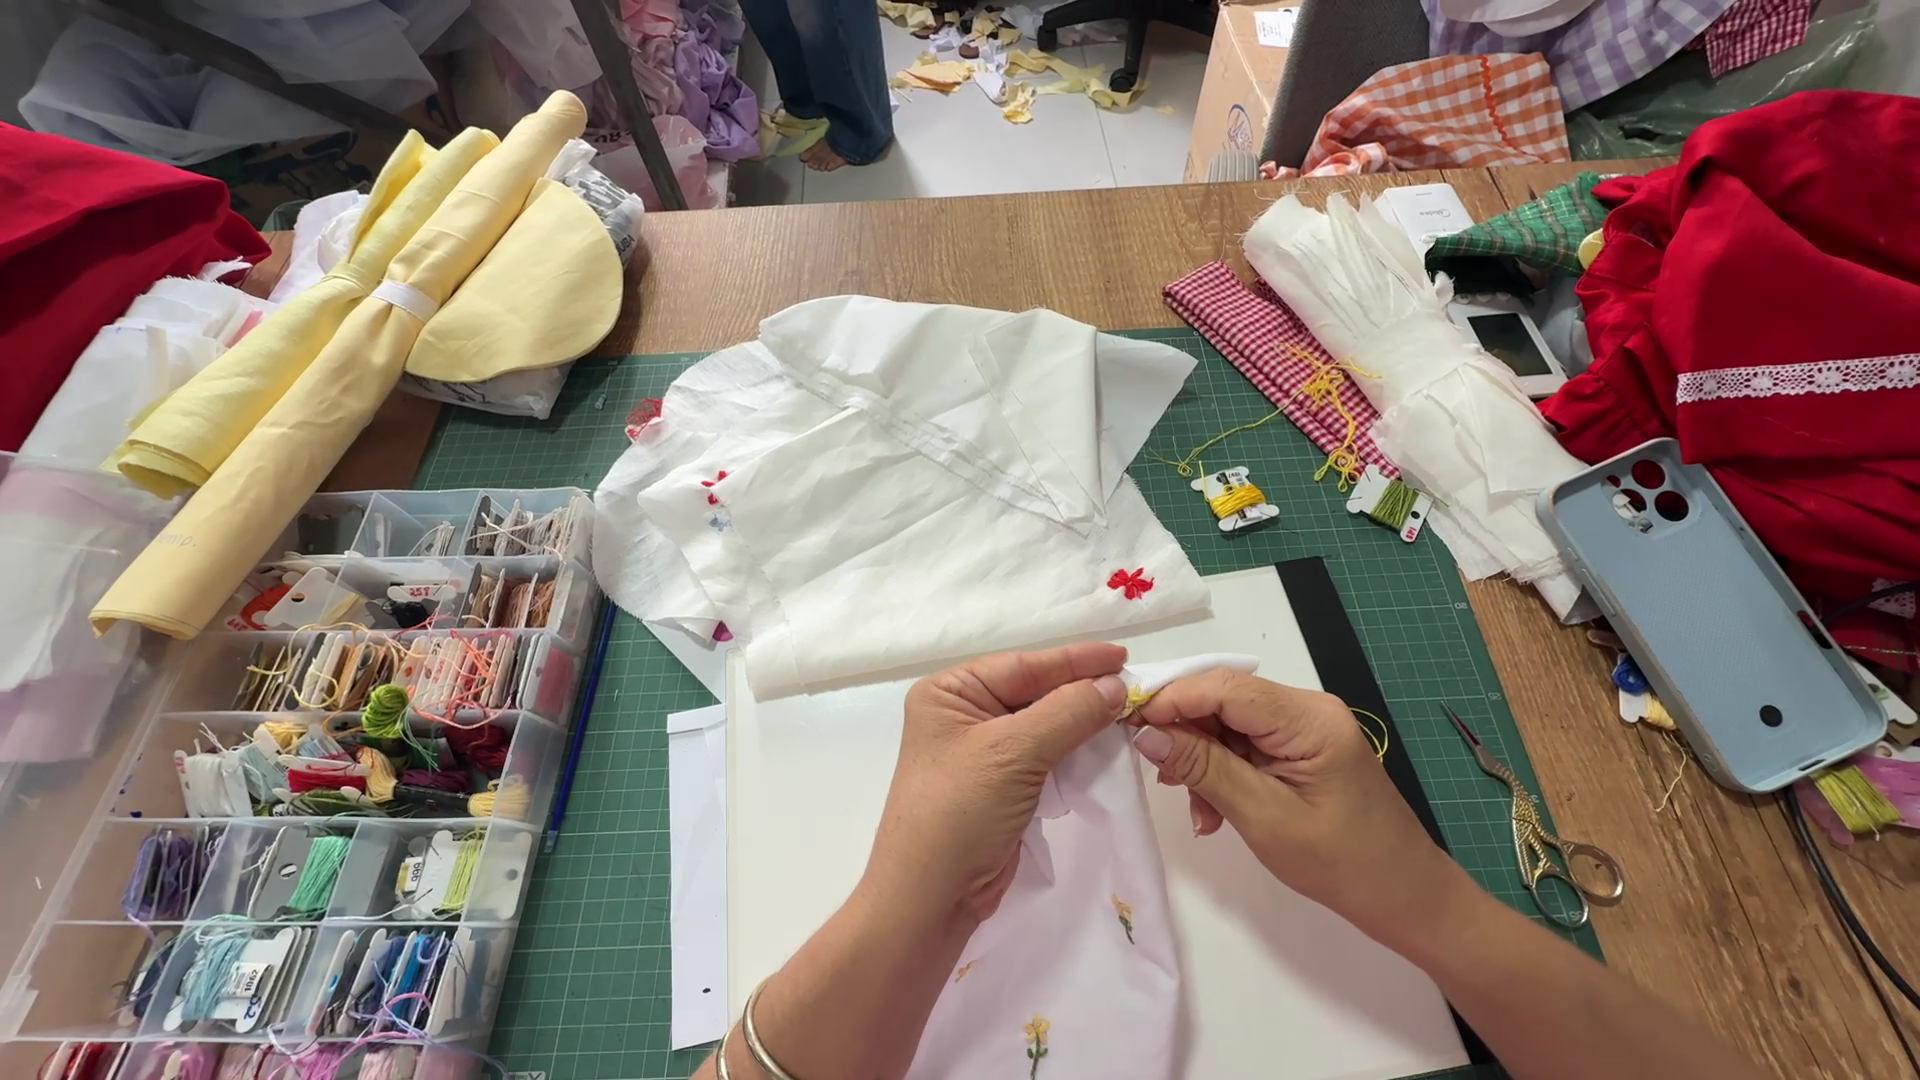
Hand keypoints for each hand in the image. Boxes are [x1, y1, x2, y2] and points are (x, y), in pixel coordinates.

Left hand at [865, 644, 1128, 923]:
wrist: (931, 898)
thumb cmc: (960, 811)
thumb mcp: (1013, 753)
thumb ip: (1068, 713)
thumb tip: (1115, 686)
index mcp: (950, 691)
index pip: (1022, 665)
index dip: (1074, 660)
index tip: (1122, 655)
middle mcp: (964, 713)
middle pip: (1034, 691)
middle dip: (1081, 690)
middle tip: (1133, 686)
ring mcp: (983, 750)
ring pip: (1045, 723)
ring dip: (1083, 721)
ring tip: (1127, 712)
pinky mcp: (1003, 783)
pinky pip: (1046, 754)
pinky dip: (1074, 750)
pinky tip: (1104, 745)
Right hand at [1130, 670, 1463, 947]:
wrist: (1405, 899)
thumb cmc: (1340, 863)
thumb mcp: (1262, 816)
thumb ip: (1203, 768)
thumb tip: (1146, 733)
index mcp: (1308, 717)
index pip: (1224, 687)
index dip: (1172, 699)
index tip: (1131, 726)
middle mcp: (1305, 708)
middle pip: (1222, 700)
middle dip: (1183, 733)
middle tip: (1158, 773)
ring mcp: (1303, 727)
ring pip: (1227, 723)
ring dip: (1200, 759)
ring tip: (1191, 804)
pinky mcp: (1298, 747)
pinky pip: (1243, 744)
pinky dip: (1220, 770)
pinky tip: (1212, 809)